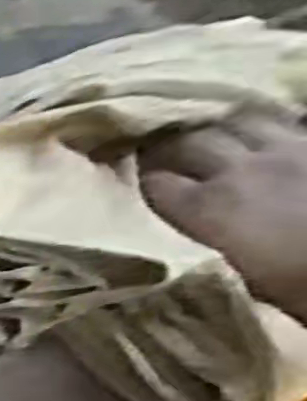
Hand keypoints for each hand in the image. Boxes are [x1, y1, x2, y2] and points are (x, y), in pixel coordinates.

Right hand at [142, 112, 306, 321]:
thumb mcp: (225, 274)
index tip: (112, 177)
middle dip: (165, 143)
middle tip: (149, 148)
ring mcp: (294, 150)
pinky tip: (262, 131)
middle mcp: (240, 170)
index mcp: (204, 207)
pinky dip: (272, 123)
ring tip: (204, 132)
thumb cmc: (295, 280)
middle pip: (189, 140)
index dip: (129, 176)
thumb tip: (155, 236)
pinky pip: (293, 120)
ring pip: (241, 120)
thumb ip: (190, 245)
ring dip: (218, 126)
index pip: (148, 181)